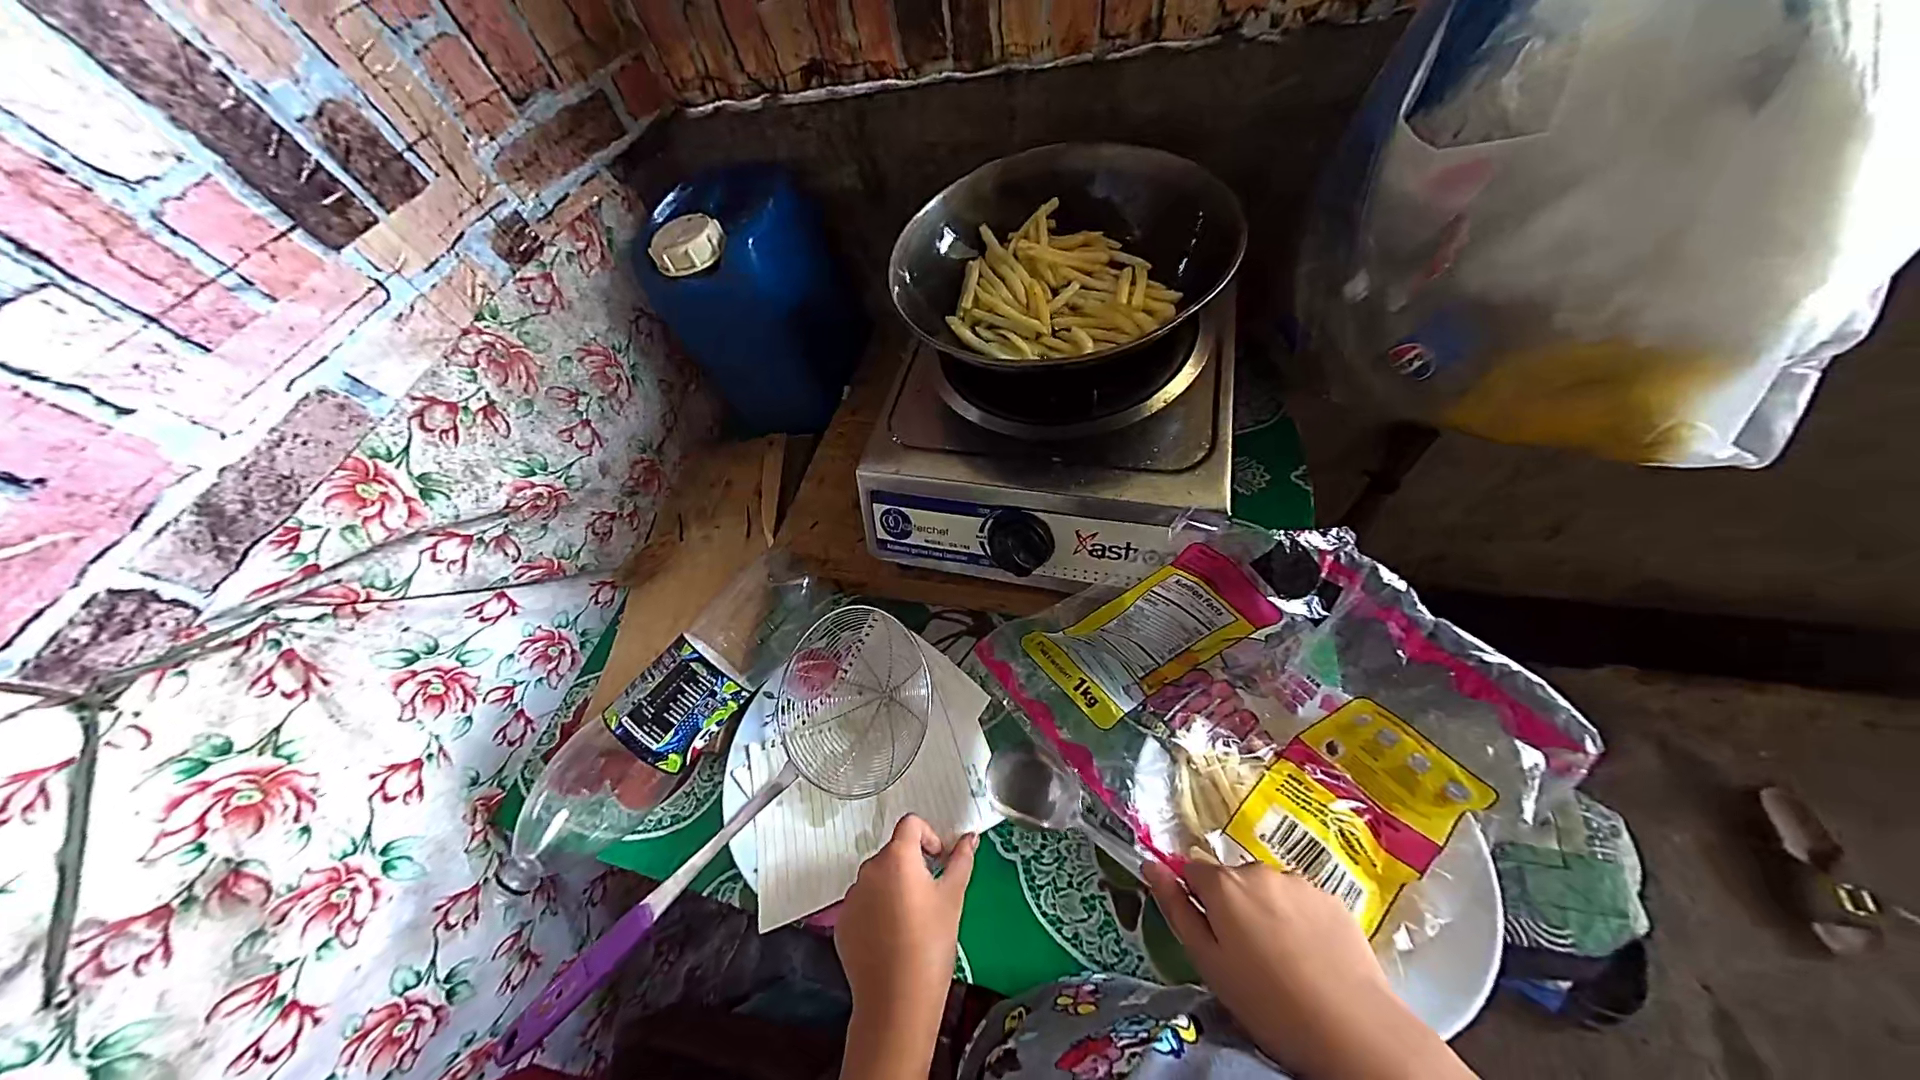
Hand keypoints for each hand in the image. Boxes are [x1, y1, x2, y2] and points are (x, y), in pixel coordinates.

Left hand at [836, 815, 977, 1079]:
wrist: (897, 1000)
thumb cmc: (931, 943)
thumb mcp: (953, 898)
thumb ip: (961, 860)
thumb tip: (970, 838)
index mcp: (897, 857)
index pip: (910, 824)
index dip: (929, 835)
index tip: (939, 860)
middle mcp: (869, 870)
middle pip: (893, 851)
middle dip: (913, 864)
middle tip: (931, 894)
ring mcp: (852, 897)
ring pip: (877, 878)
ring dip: (894, 887)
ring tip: (912, 920)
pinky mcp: (842, 923)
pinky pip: (863, 904)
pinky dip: (877, 910)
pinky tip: (892, 938)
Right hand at [1144, 859, 1475, 1079]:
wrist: (1354, 1029)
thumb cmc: (1267, 1002)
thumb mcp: (1207, 962)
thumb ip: (1176, 908)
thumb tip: (1150, 867)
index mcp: (1222, 883)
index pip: (1191, 869)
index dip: (1194, 897)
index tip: (1206, 930)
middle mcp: (1258, 870)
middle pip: (1231, 878)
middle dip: (1231, 904)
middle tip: (1244, 953)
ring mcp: (1299, 881)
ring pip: (1267, 888)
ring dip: (1265, 909)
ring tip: (1282, 958)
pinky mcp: (1332, 898)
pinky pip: (1301, 899)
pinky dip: (1298, 917)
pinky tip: (1310, 956)